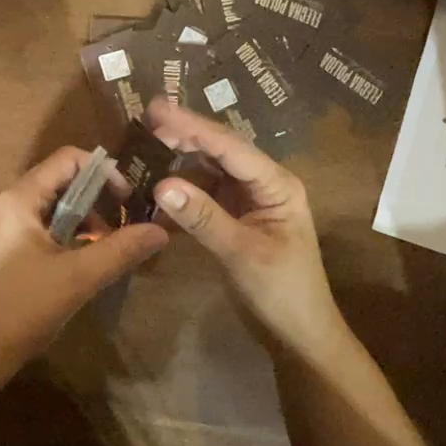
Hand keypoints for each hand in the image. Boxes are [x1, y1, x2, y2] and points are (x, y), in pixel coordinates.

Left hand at [0, 147, 168, 370]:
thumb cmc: (22, 308)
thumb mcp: (77, 278)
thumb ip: (120, 250)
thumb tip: (160, 231)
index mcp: (18, 197)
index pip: (68, 159)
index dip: (104, 172)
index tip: (128, 199)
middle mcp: (3, 201)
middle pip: (58, 181)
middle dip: (95, 200)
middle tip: (122, 228)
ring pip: (47, 206)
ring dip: (79, 220)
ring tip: (102, 250)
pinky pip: (34, 225)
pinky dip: (60, 234)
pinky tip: (76, 262)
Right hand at [145, 99, 343, 349]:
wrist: (301, 335)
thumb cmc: (283, 292)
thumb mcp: (242, 254)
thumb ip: (203, 218)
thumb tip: (160, 184)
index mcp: (276, 184)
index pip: (229, 147)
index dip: (192, 127)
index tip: (157, 110)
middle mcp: (262, 182)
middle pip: (219, 149)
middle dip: (184, 132)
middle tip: (146, 116)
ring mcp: (247, 198)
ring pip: (208, 167)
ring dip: (179, 156)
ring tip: (145, 142)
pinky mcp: (233, 215)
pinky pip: (203, 191)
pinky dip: (180, 188)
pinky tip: (155, 183)